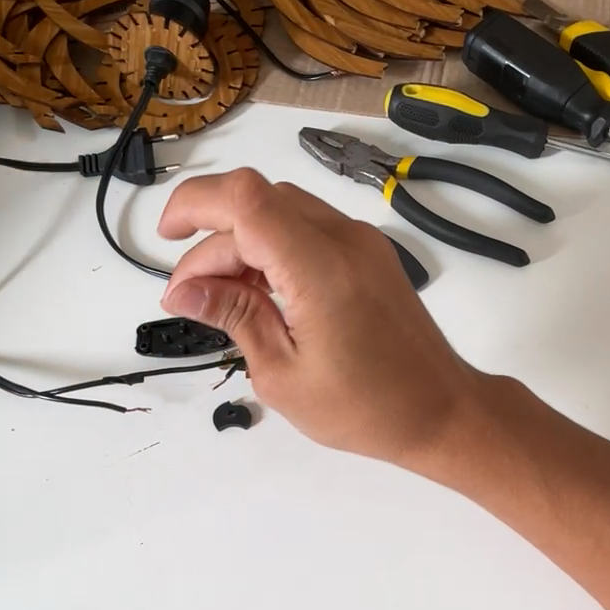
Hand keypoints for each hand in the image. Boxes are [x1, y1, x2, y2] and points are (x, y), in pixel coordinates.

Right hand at [157, 168, 488, 466]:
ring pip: (282, 211)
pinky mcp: (369, 254)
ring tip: (224, 300)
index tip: (167, 237)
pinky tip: (260, 293)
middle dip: (212, 241)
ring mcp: (362, 243)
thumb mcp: (283, 373)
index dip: (195, 204)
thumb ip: (233, 317)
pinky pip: (308, 229)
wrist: (441, 410)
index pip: (244, 200)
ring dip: (242, 244)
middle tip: (192, 297)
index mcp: (321, 268)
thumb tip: (185, 290)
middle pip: (258, 203)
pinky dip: (274, 248)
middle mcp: (345, 241)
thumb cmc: (371, 407)